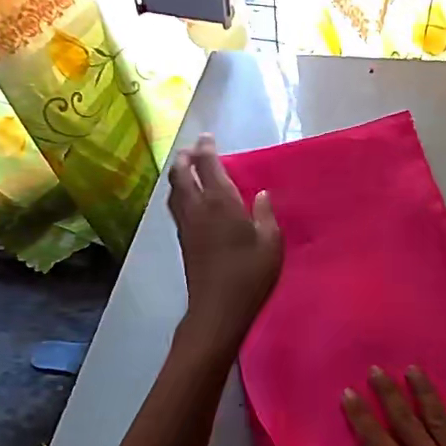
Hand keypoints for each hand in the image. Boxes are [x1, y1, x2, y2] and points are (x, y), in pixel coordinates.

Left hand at [169, 134, 281, 342]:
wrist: (218, 307)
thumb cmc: (250, 274)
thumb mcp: (270, 242)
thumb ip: (265, 214)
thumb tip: (261, 195)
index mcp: (220, 202)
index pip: (207, 165)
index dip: (206, 149)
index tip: (207, 138)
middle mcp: (197, 208)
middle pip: (182, 174)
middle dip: (185, 158)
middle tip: (193, 150)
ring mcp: (186, 225)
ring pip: (175, 191)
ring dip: (178, 175)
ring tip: (186, 169)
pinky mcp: (183, 241)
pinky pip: (177, 206)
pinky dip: (180, 193)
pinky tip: (189, 199)